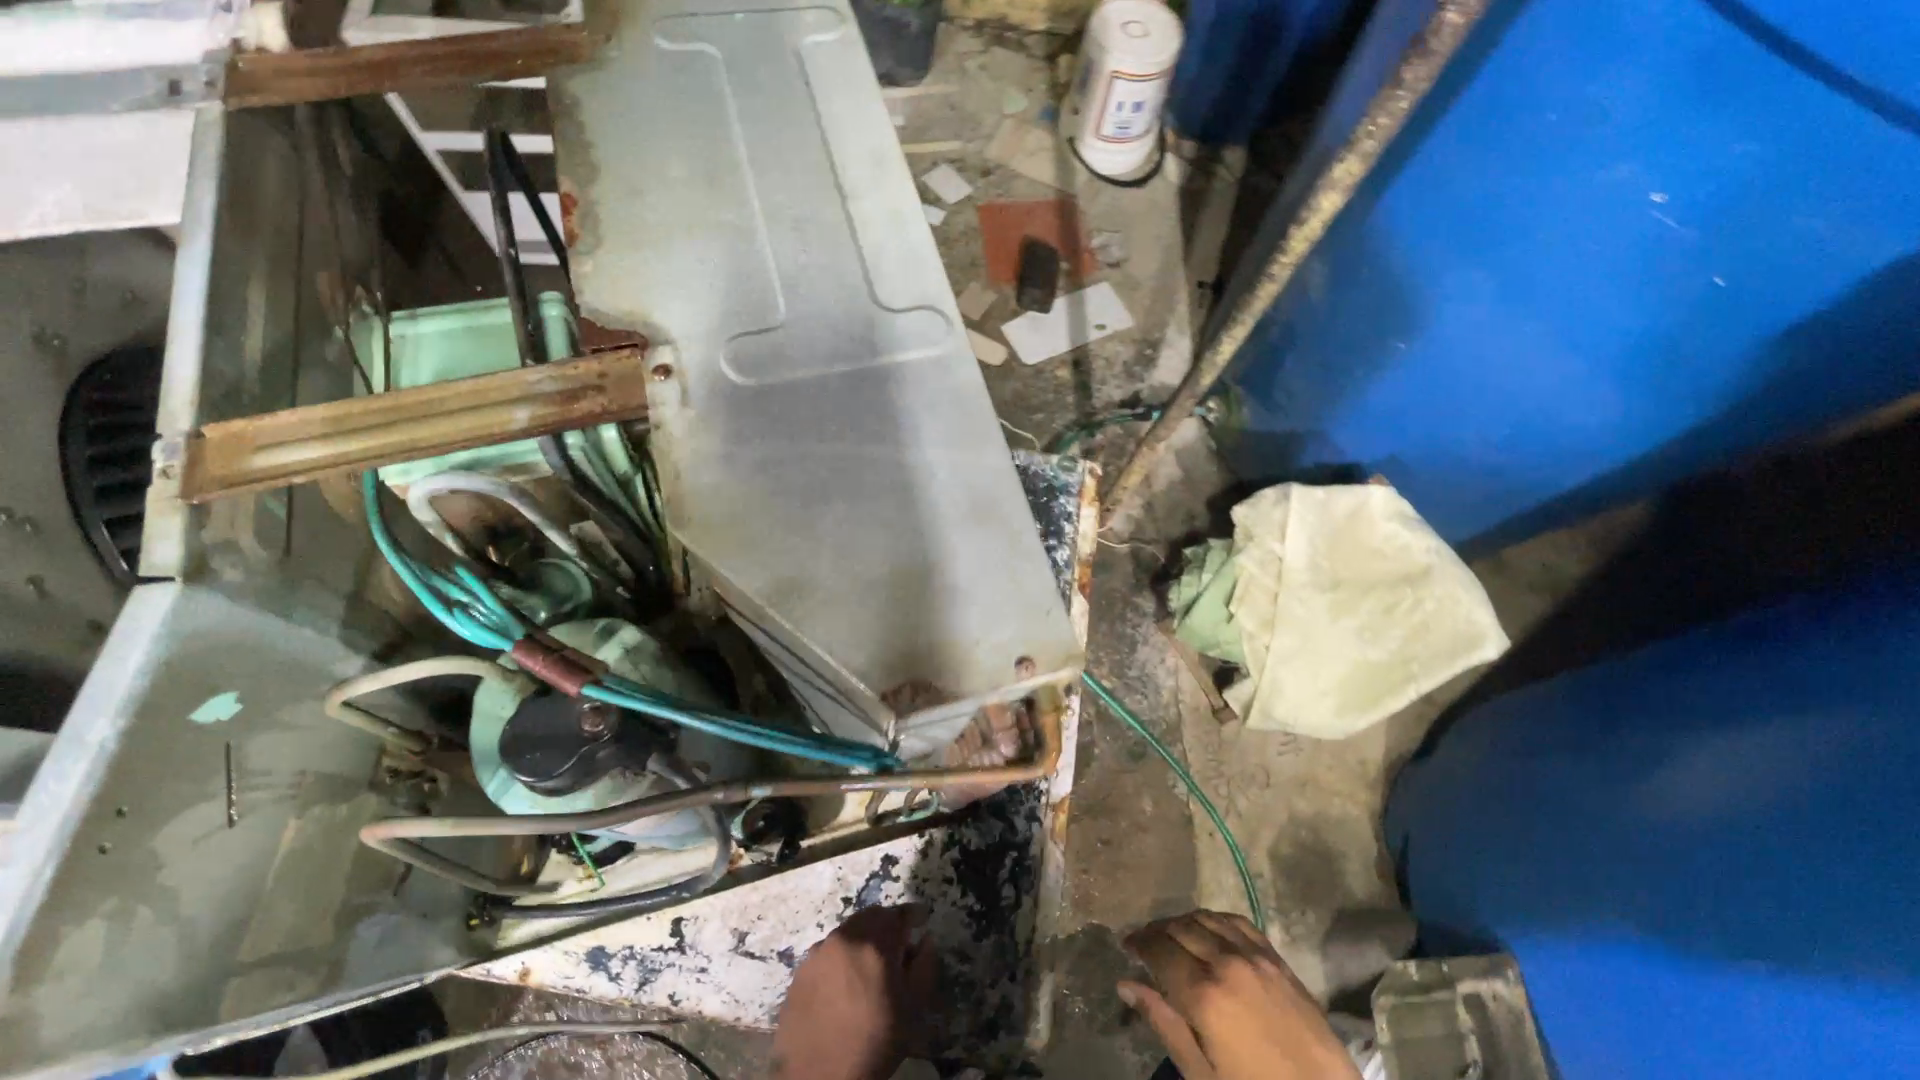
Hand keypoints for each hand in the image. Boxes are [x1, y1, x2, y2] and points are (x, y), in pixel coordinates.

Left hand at [770, 905, 936, 1079]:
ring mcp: (816, 954)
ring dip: (862, 941)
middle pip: (869, 918)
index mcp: (874, 944)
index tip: (921, 921)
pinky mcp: (799, 972)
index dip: (912, 915)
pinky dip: (841, 959)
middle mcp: (842, 939)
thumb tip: (923, 940)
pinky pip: (826, 953)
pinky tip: (845, 985)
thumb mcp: (914, 1007)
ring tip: (870, 968)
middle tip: (897, 947)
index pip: (897, 913)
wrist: (821, 1078)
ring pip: (846, 933)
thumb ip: (924, 965)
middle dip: (886, 926)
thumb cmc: (876, 1042)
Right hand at [1119, 910, 1358, 1079]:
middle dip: (1156, 931)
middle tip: (1143, 942)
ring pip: (1206, 918)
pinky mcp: (1277, 959)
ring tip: (1171, 935)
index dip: (1138, 943)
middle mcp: (1226, 963)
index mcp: (1203, 993)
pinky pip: (1238, 923)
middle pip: (1179, 928)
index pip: (1158, 949)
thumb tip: (1126, 984)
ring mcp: (1255, 957)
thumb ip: (1163, 1022)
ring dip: (1182, 922)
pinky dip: (1215, 919)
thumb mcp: (1201, 1071)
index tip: (1126, 946)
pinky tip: (1208, 930)